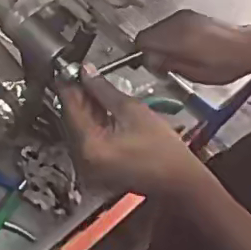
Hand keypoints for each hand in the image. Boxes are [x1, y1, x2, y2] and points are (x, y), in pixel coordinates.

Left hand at [58, 65, 210, 199]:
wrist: (180, 180)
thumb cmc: (163, 152)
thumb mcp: (132, 111)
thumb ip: (104, 90)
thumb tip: (88, 73)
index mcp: (89, 146)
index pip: (70, 107)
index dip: (70, 84)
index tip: (70, 69)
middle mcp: (83, 159)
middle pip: (72, 118)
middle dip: (78, 95)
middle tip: (84, 73)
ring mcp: (90, 165)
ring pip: (80, 128)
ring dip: (86, 107)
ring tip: (95, 86)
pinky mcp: (99, 167)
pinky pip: (89, 138)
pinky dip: (94, 122)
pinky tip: (102, 108)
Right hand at [137, 9, 250, 84]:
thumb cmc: (226, 65)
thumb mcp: (196, 74)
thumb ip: (170, 65)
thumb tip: (150, 61)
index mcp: (177, 36)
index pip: (142, 40)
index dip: (142, 54)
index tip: (151, 66)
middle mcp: (177, 21)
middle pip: (149, 33)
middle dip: (151, 49)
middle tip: (164, 66)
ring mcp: (185, 16)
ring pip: (159, 29)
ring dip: (161, 43)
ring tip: (177, 59)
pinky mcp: (192, 15)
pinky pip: (170, 26)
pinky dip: (171, 37)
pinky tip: (185, 49)